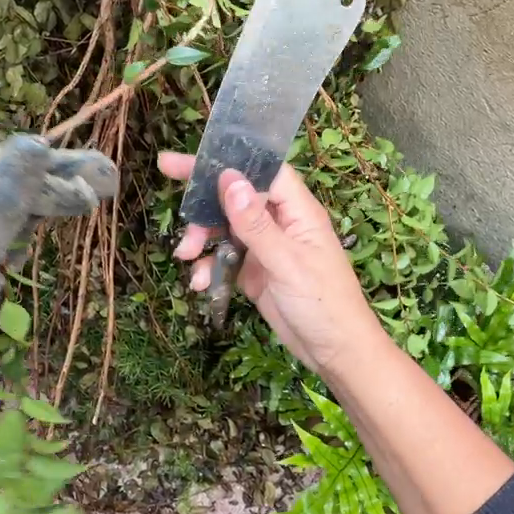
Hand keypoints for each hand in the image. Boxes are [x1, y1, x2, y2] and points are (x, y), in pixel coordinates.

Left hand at [0, 136, 116, 499]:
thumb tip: (36, 144)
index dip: (22, 160)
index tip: (73, 168)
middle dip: (46, 177)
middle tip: (105, 175)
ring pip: (5, 207)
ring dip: (47, 198)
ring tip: (99, 191)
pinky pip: (4, 234)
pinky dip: (34, 224)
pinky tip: (58, 221)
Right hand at [158, 152, 387, 376]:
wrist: (336, 352)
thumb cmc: (323, 303)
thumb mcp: (287, 263)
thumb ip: (256, 224)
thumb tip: (229, 179)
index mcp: (298, 211)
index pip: (261, 172)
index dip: (226, 162)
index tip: (184, 162)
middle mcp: (282, 223)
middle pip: (238, 198)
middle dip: (205, 205)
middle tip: (176, 210)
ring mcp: (268, 248)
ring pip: (227, 229)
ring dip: (203, 239)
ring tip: (184, 256)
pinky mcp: (256, 273)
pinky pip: (226, 259)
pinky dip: (210, 267)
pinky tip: (200, 284)